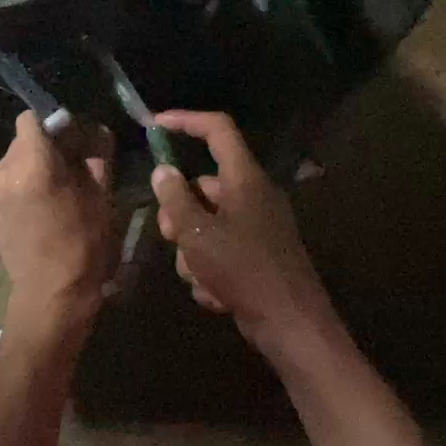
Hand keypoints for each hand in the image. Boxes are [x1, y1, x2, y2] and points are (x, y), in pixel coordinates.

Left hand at [0, 112, 116, 344]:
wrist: (50, 294)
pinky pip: (7, 177)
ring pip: (15, 156)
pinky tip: (43, 202)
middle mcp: (3, 171)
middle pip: (24, 137)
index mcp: (32, 166)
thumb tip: (95, 129)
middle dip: (48, 144)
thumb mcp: (101, 196)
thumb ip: (96, 155)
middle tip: (73, 164)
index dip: (55, 124)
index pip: (33, 118)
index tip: (74, 139)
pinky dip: (24, 179)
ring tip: (59, 187)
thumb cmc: (84, 246)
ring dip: (35, 162)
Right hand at [149, 111, 335, 357]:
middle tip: (167, 236)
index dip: (186, 121)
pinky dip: (209, 270)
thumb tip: (162, 171)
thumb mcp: (198, 234)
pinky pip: (219, 250)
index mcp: (245, 180)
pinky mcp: (256, 255)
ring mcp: (257, 227)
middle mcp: (253, 196)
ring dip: (192, 251)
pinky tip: (215, 294)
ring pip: (205, 224)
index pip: (218, 131)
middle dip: (178, 213)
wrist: (290, 324)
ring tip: (199, 276)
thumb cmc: (243, 270)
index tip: (154, 126)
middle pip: (202, 187)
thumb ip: (175, 200)